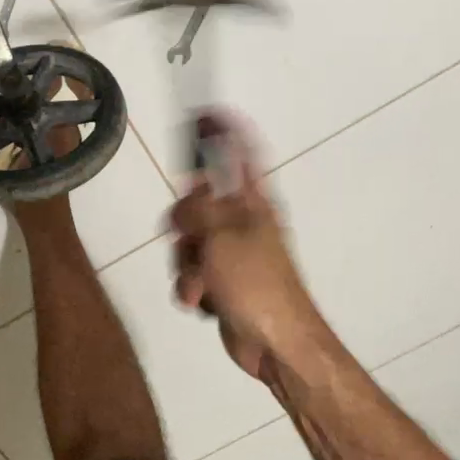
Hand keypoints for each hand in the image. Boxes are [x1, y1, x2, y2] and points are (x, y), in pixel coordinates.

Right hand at [168, 115, 332, 380]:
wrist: (276, 345)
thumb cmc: (256, 284)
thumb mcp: (221, 235)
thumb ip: (198, 207)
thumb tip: (190, 188)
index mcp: (252, 205)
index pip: (239, 156)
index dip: (223, 133)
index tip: (206, 114)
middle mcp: (240, 224)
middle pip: (196, 203)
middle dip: (183, 224)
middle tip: (188, 236)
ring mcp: (230, 255)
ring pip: (186, 241)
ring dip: (184, 265)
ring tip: (200, 284)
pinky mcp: (220, 284)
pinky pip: (188, 272)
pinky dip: (190, 288)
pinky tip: (203, 302)